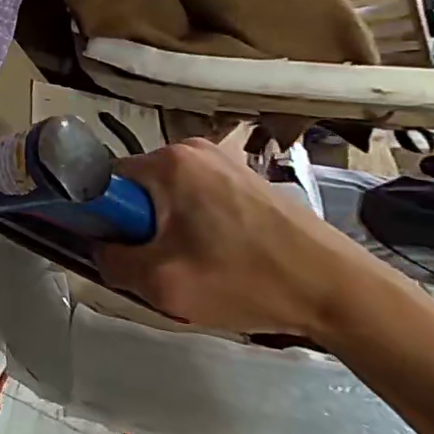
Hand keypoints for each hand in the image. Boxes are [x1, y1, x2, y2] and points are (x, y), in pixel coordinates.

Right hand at [97, 138, 363, 336]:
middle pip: (140, 187)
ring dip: (170, 229)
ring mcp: (224, 159)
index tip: (123, 251)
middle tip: (164, 267)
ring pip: (170, 195)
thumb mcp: (162, 285)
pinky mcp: (246, 176)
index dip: (107, 219)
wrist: (332, 285)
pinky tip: (222, 257)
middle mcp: (194, 147)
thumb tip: (100, 248)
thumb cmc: (244, 280)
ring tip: (197, 266)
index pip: (108, 181)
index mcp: (169, 162)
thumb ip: (113, 263)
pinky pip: (199, 197)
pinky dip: (198, 225)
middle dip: (142, 227)